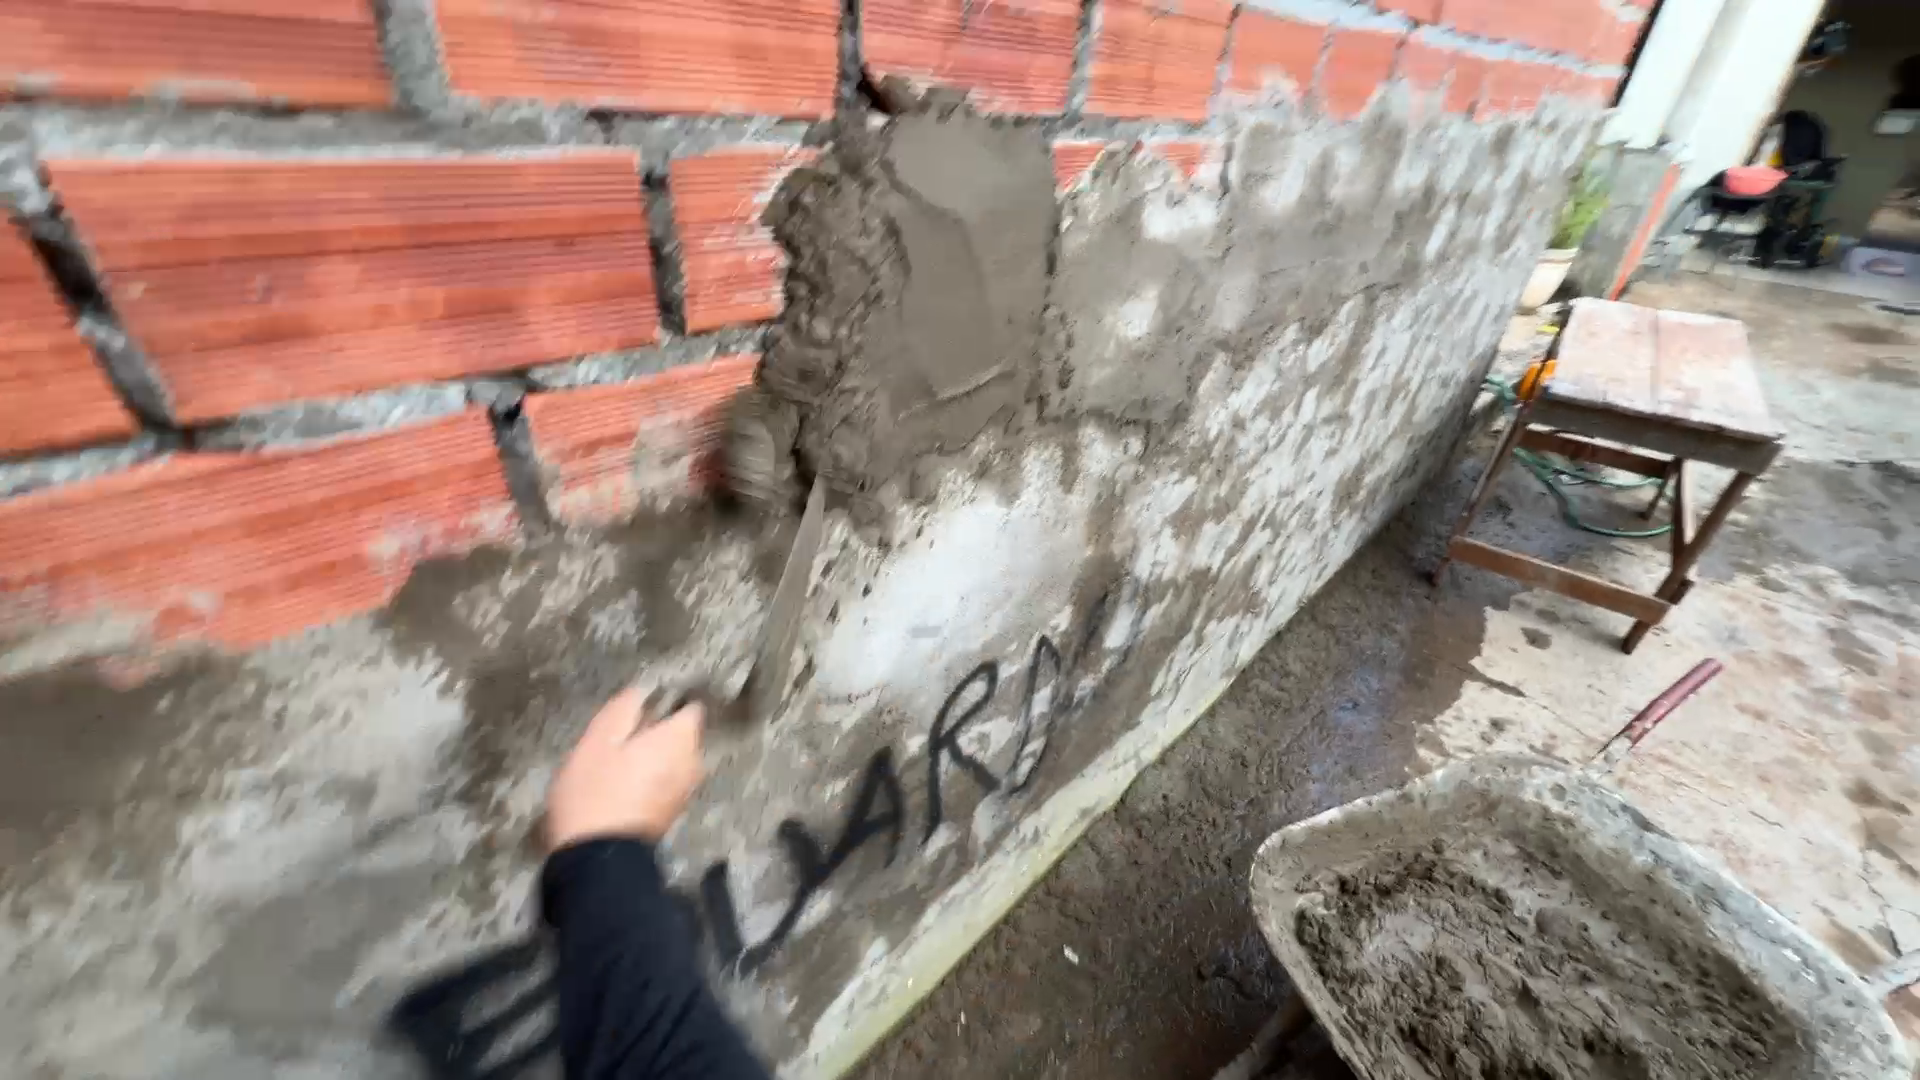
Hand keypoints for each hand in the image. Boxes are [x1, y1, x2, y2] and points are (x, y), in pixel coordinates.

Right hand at [545, 686, 705, 850]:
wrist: (598, 859)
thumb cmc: (595, 794)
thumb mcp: (597, 741)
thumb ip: (623, 709)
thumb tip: (641, 691)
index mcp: (681, 739)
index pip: (690, 706)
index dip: (667, 702)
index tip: (641, 708)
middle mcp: (694, 761)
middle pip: (680, 732)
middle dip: (655, 731)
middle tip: (618, 741)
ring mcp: (687, 788)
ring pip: (673, 757)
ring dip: (651, 756)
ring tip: (614, 766)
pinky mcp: (674, 809)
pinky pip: (667, 780)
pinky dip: (650, 777)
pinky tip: (620, 787)